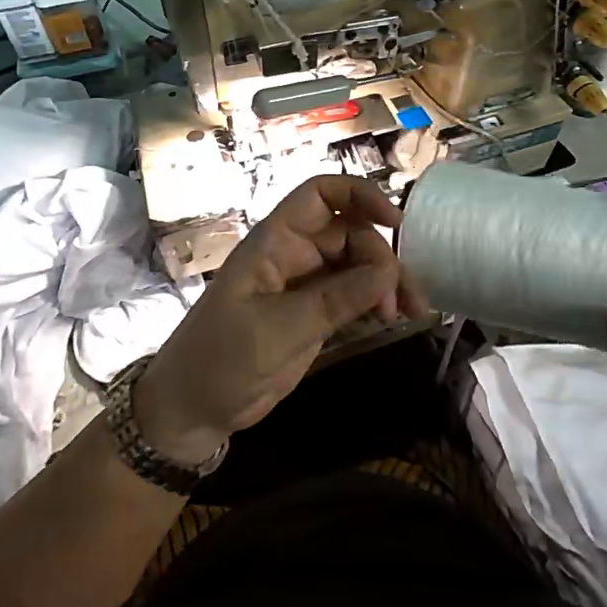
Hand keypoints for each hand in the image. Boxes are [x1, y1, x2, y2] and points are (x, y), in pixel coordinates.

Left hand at [132, 176, 427, 464]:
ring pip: (361, 266)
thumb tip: (388, 273)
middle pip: (352, 234)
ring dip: (390, 283)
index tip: (396, 222)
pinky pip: (357, 295)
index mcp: (276, 242)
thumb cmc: (221, 360)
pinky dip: (380, 302)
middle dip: (383, 259)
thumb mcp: (278, 330)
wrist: (193, 410)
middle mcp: (296, 254)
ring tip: (413, 313)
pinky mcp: (317, 313)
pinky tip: (398, 319)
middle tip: (399, 301)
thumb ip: (335, 300)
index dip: (360, 195)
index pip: (321, 196)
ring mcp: (309, 284)